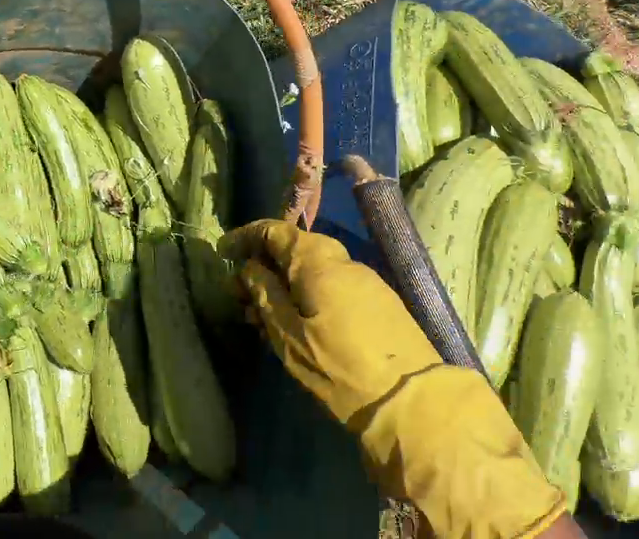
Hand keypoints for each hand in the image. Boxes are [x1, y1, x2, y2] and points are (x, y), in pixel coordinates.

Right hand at [226, 220, 566, 538]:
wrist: (415, 407)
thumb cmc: (340, 368)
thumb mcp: (289, 336)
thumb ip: (265, 295)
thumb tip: (250, 268)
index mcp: (318, 262)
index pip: (275, 231)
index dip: (245, 237)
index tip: (223, 252)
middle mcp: (344, 262)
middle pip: (296, 249)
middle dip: (263, 266)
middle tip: (240, 293)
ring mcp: (367, 283)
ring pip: (314, 271)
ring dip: (285, 285)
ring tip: (263, 316)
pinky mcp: (381, 306)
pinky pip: (333, 287)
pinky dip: (308, 296)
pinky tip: (297, 325)